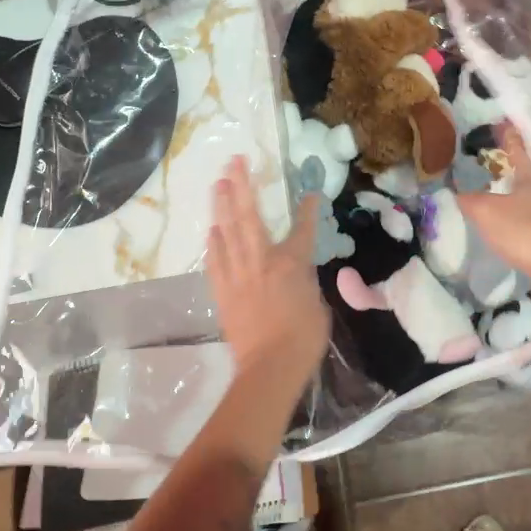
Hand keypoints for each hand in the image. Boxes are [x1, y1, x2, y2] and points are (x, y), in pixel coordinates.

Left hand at [206, 157, 329, 383]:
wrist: (270, 369)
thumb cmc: (304, 339)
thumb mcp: (317, 304)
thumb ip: (307, 281)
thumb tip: (298, 272)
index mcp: (292, 262)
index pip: (303, 227)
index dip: (307, 208)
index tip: (309, 193)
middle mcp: (262, 259)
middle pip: (249, 214)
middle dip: (242, 184)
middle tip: (235, 161)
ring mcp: (238, 274)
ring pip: (227, 231)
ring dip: (222, 205)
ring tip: (218, 183)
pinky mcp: (223, 291)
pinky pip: (215, 260)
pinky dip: (214, 243)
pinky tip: (212, 229)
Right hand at [456, 125, 530, 305]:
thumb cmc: (526, 232)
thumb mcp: (487, 212)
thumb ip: (469, 201)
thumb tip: (457, 193)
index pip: (519, 154)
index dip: (510, 140)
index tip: (505, 125)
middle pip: (528, 184)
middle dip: (513, 180)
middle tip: (492, 178)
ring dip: (518, 211)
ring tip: (498, 216)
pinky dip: (524, 236)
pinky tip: (513, 245)